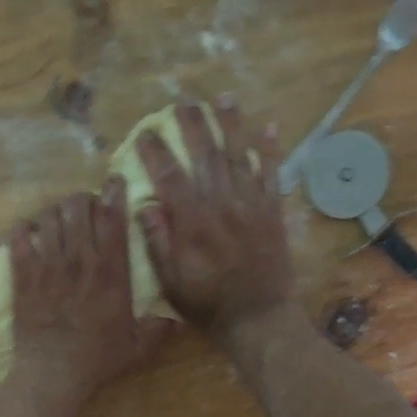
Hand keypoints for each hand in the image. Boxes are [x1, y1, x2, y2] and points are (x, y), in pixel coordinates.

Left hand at [9, 182, 174, 408]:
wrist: (52, 374)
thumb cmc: (97, 361)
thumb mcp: (137, 348)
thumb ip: (159, 329)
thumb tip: (180, 319)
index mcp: (111, 272)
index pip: (113, 217)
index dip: (114, 193)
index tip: (115, 185)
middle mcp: (79, 261)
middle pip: (78, 206)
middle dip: (83, 201)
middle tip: (85, 211)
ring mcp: (48, 266)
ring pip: (49, 216)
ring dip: (55, 213)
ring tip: (59, 223)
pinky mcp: (23, 277)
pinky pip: (19, 237)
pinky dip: (25, 229)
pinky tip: (30, 234)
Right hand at [135, 97, 293, 342]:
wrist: (258, 318)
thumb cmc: (208, 305)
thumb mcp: (172, 283)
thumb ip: (158, 243)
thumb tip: (145, 206)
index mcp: (192, 223)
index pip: (170, 177)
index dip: (156, 152)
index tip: (145, 133)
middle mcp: (221, 205)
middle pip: (205, 155)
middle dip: (193, 125)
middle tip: (182, 102)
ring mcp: (250, 205)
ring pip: (239, 155)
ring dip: (230, 125)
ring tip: (223, 99)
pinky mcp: (271, 212)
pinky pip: (272, 174)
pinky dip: (269, 150)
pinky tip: (267, 128)